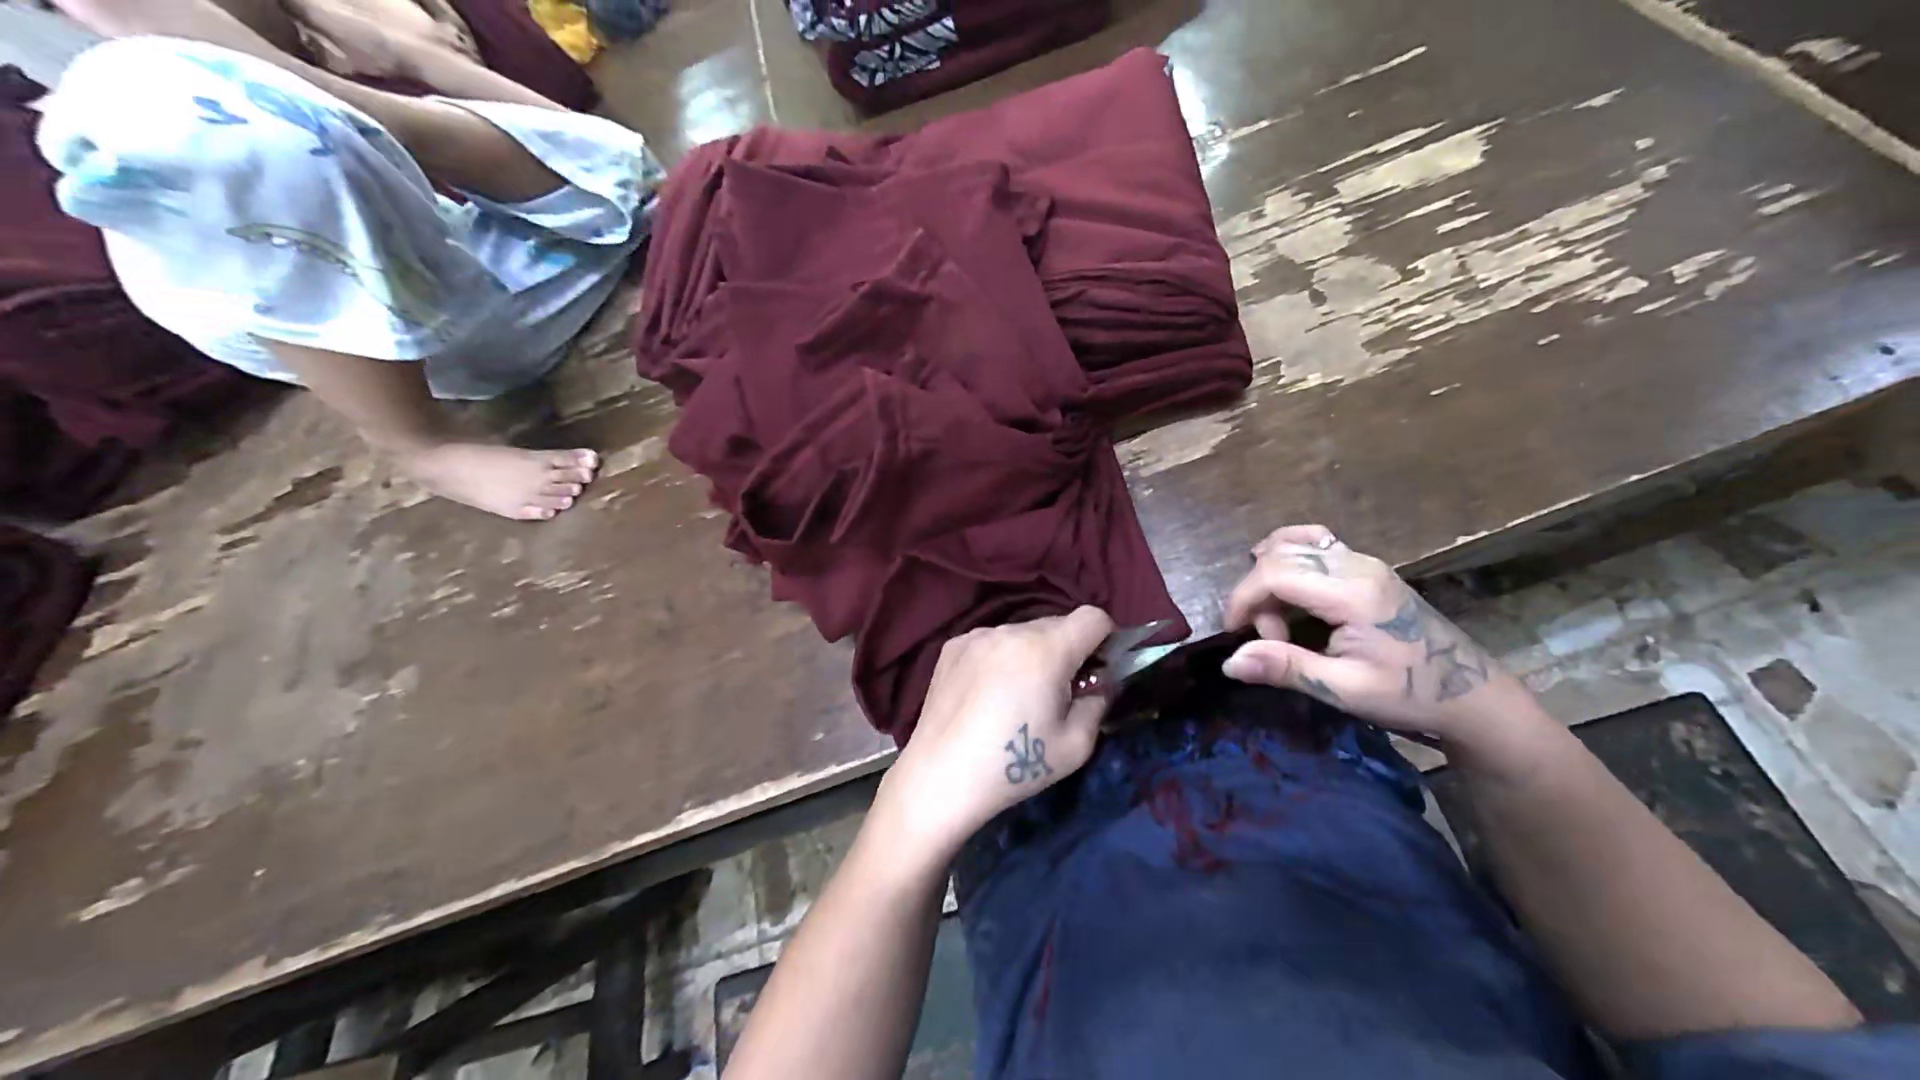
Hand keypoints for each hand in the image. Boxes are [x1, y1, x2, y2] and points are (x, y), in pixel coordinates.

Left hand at [874, 607, 1114, 855]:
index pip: (1092, 617)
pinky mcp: (952, 647)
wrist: (940, 777)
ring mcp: (977, 636)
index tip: (1099, 668)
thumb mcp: (1076, 745)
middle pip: (1057, 625)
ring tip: (1017, 697)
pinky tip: (987, 695)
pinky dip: (1001, 658)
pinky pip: (992, 642)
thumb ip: (1099, 702)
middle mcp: (1010, 631)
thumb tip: (1100, 682)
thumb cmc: (1013, 766)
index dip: (1106, 639)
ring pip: (1022, 633)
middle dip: (1068, 651)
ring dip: (1033, 653)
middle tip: (1059, 692)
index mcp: (1045, 650)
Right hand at [1220, 524, 1539, 747]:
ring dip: (1270, 578)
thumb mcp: (1345, 690)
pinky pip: (1313, 545)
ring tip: (1279, 619)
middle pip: (1279, 556)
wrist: (1474, 696)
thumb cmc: (1411, 696)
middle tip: (1267, 637)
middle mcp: (1358, 565)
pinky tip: (1288, 589)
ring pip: (1292, 546)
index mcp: (1353, 593)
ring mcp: (1365, 562)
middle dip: (1256, 594)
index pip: (1274, 573)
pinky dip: (1288, 560)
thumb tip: (1230, 663)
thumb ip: (1286, 668)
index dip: (1242, 599)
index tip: (1234, 634)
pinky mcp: (1367, 567)